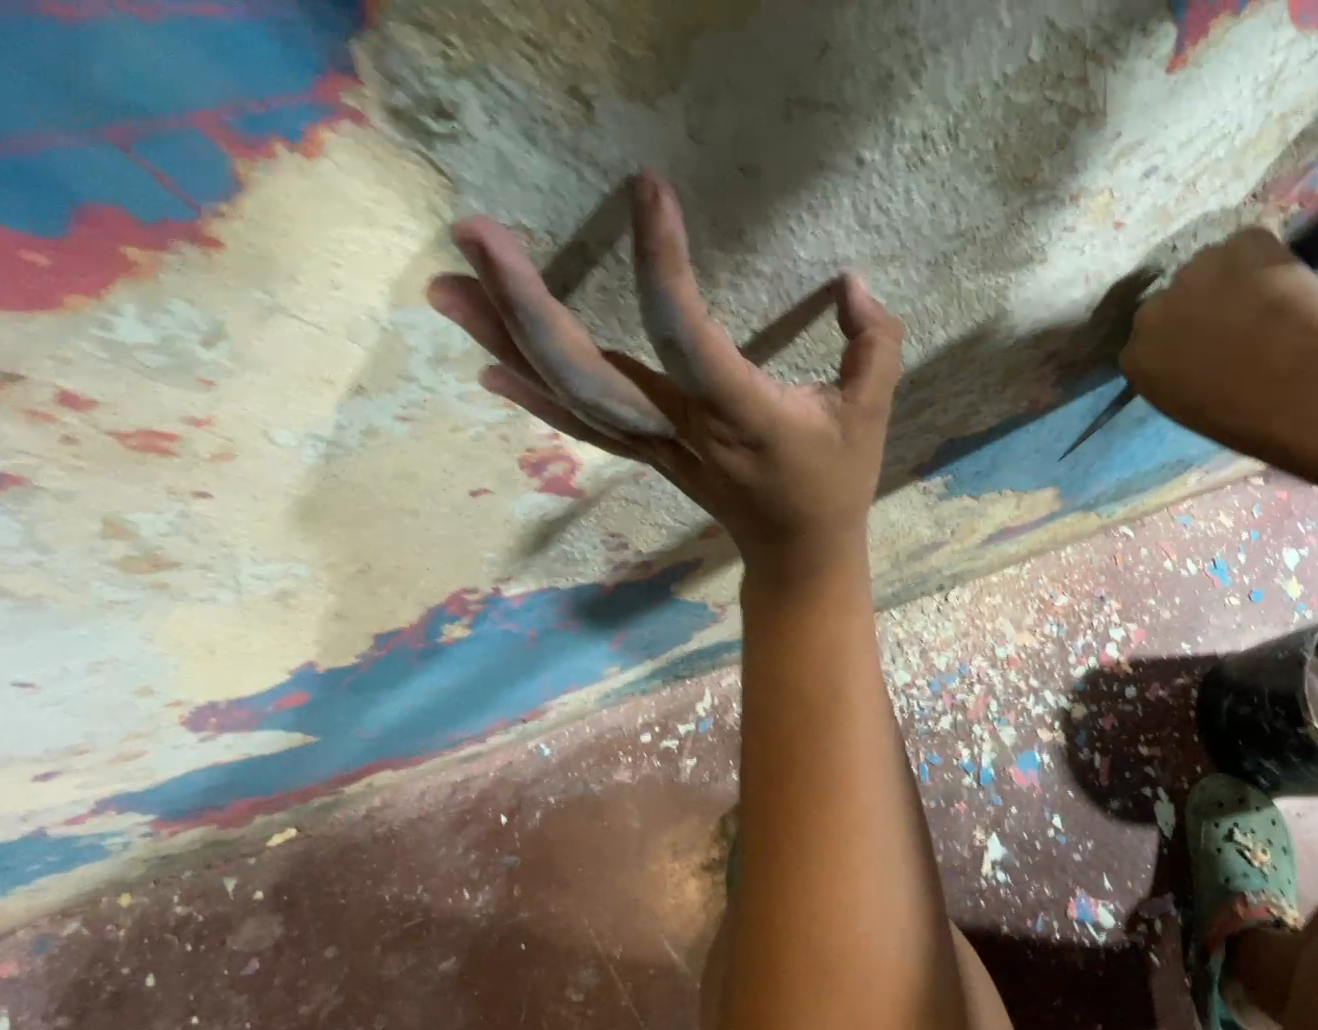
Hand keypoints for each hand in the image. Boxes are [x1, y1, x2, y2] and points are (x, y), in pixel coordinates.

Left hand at [427, 173, 904, 574]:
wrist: (798, 554)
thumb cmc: (835, 480)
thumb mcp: (872, 411)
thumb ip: (874, 344)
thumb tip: (853, 284)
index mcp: (742, 412)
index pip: (687, 333)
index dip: (663, 263)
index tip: (647, 188)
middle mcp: (684, 428)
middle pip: (588, 370)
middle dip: (526, 303)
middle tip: (473, 233)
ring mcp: (655, 446)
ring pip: (570, 395)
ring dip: (503, 341)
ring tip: (443, 285)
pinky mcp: (646, 454)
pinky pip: (580, 425)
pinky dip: (530, 395)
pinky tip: (483, 363)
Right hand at [1118, 226, 1317, 427]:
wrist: (1301, 384)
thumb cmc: (1247, 416)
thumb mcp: (1192, 407)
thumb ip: (1178, 374)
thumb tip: (1196, 361)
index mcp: (1136, 357)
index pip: (1149, 341)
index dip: (1180, 341)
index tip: (1204, 351)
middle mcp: (1152, 310)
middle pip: (1174, 300)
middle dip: (1198, 308)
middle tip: (1238, 327)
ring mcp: (1193, 270)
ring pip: (1212, 268)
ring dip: (1232, 281)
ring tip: (1267, 306)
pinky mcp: (1238, 244)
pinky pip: (1251, 246)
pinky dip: (1268, 261)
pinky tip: (1286, 289)